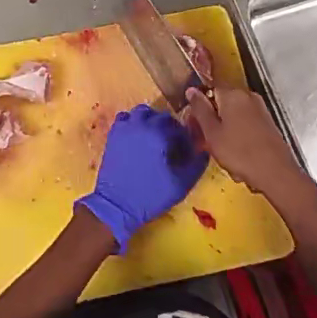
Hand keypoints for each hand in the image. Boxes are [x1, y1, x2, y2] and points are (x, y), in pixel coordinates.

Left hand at [77, 104, 208, 251]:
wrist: (116, 205)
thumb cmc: (150, 195)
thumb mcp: (180, 185)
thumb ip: (196, 166)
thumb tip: (203, 153)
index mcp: (159, 134)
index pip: (179, 128)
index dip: (186, 140)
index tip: (187, 152)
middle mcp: (141, 125)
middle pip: (161, 117)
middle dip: (171, 128)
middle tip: (173, 145)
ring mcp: (124, 129)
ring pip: (141, 112)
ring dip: (151, 120)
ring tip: (156, 137)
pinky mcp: (112, 136)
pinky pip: (124, 119)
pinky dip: (133, 123)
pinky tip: (138, 137)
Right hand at [183, 87, 309, 200]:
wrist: (274, 171)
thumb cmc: (238, 152)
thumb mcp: (212, 133)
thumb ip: (200, 110)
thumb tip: (191, 90)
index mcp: (233, 95)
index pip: (209, 89)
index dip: (198, 104)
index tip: (192, 122)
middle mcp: (248, 96)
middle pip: (222, 102)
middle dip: (210, 118)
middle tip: (201, 139)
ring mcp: (261, 109)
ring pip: (233, 114)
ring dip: (223, 128)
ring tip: (217, 149)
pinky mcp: (267, 123)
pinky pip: (245, 123)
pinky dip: (236, 134)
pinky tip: (235, 152)